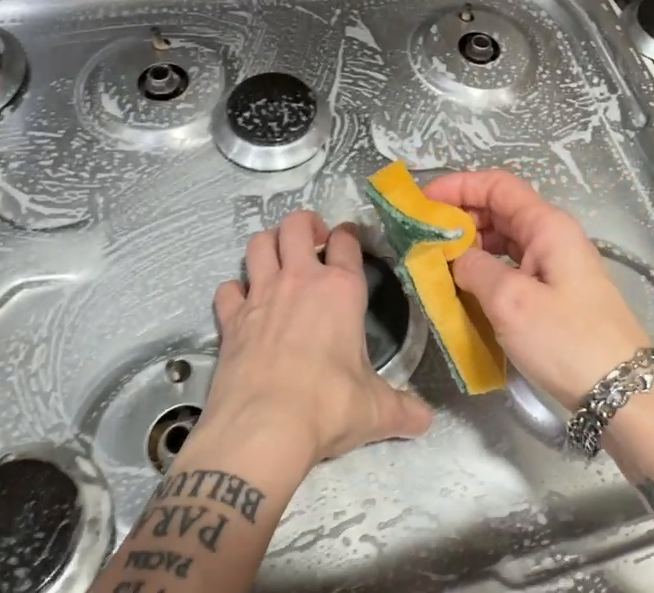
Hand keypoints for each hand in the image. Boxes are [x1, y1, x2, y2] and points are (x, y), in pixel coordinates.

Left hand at [202, 212, 432, 466]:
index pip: (347, 241)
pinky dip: (235, 291)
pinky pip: (228, 288)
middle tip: (314, 240)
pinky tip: (244, 303)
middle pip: (296, 225)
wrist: (263, 430)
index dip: (350, 234)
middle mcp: (300, 281)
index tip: (350, 239)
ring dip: (269, 244)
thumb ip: (402, 409)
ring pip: (258, 244)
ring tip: (279, 259)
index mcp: (341, 289)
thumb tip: (425, 420)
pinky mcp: (231, 319)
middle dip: (305, 224)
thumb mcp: (376, 410)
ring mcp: (260, 296)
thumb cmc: (327, 407)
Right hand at [425, 170, 652, 408]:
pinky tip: (464, 289)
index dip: (459, 186)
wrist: (621, 392)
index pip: (498, 185)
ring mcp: (556, 267)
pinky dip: (485, 270)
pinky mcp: (555, 295)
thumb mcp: (511, 302)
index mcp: (547, 226)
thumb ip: (475, 269)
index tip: (423, 202)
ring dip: (470, 246)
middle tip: (422, 236)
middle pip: (500, 210)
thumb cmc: (567, 340)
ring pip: (505, 240)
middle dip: (460, 216)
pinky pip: (513, 268)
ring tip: (436, 263)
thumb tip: (454, 256)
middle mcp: (553, 237)